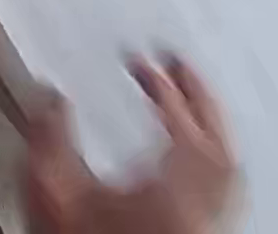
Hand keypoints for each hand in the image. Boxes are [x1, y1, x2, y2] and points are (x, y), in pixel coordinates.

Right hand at [25, 55, 237, 233]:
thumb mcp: (48, 185)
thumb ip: (49, 134)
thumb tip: (50, 90)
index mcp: (169, 199)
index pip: (186, 136)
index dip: (167, 93)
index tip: (142, 62)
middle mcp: (200, 216)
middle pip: (222, 154)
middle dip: (201, 101)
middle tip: (176, 61)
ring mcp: (205, 228)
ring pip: (229, 175)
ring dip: (209, 126)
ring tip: (183, 92)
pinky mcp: (199, 232)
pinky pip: (222, 188)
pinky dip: (208, 152)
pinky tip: (184, 141)